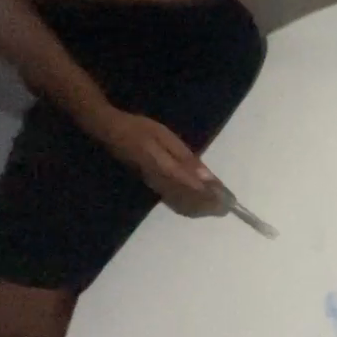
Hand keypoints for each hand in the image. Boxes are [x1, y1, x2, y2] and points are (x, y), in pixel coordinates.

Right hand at [92, 110, 221, 215]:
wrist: (107, 129)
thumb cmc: (138, 128)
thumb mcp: (165, 137)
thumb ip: (186, 158)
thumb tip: (207, 177)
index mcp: (164, 168)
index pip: (194, 190)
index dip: (214, 197)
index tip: (229, 200)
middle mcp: (159, 182)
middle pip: (191, 202)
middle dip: (212, 206)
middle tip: (228, 204)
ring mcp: (154, 186)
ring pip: (184, 206)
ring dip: (204, 209)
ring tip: (220, 205)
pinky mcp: (152, 187)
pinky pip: (175, 203)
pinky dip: (192, 207)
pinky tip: (203, 203)